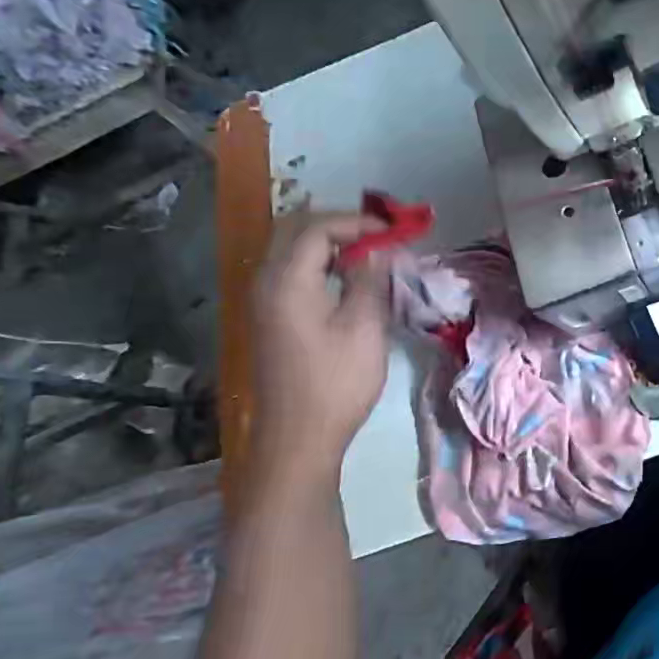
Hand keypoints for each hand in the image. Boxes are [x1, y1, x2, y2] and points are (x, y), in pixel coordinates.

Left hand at [250, 213, 391, 481]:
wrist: (299, 437)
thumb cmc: (336, 382)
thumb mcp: (365, 327)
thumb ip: (370, 280)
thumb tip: (378, 250)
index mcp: (286, 281)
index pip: (317, 228)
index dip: (357, 221)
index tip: (394, 231)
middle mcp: (266, 282)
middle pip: (296, 230)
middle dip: (340, 223)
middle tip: (381, 233)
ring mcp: (264, 301)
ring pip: (291, 249)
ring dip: (330, 241)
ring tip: (371, 251)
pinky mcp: (271, 318)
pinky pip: (292, 271)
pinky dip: (321, 261)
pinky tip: (349, 278)